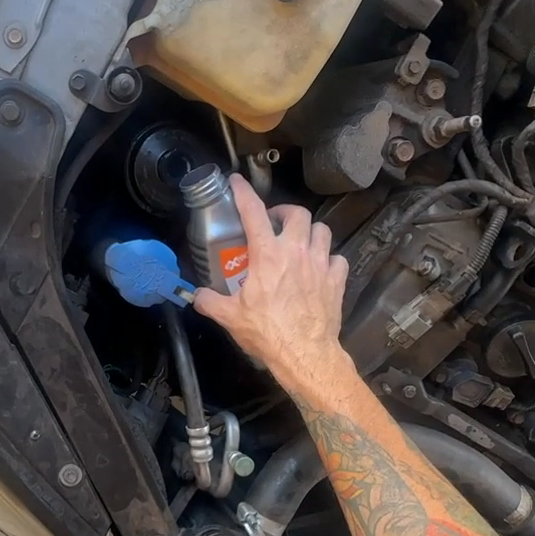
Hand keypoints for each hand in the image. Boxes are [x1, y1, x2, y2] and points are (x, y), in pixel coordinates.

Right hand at [193, 176, 351, 390]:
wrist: (304, 353)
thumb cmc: (266, 332)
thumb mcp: (230, 317)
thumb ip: (210, 302)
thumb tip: (196, 296)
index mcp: (267, 255)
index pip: (254, 212)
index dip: (243, 193)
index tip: (236, 182)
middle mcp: (296, 251)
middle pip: (298, 213)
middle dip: (285, 212)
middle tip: (275, 222)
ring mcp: (320, 264)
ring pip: (322, 230)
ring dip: (310, 232)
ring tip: (300, 242)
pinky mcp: (337, 280)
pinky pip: (337, 259)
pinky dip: (329, 259)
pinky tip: (320, 269)